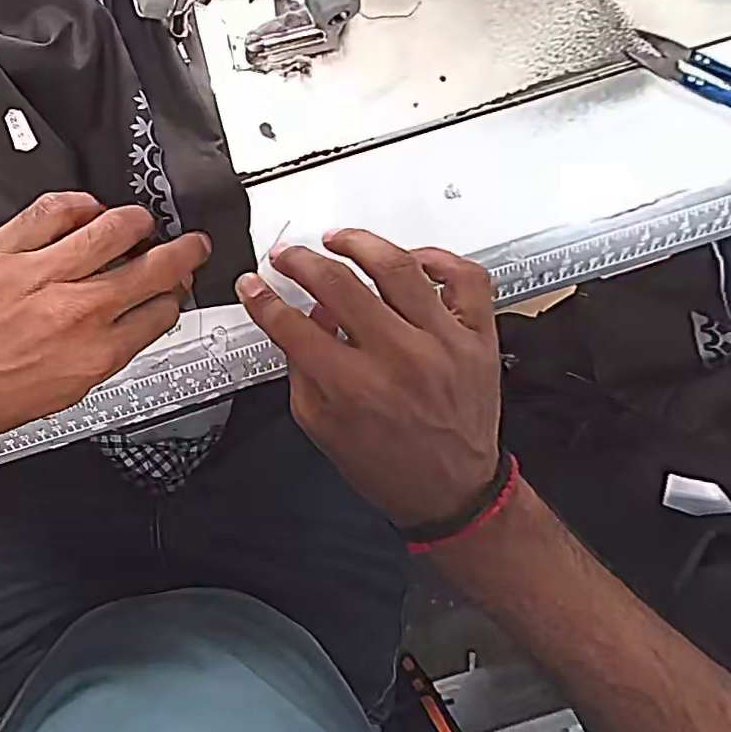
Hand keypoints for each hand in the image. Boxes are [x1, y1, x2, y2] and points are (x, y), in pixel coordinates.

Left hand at [0, 192, 210, 484]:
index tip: (173, 289)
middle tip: (189, 245)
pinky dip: (80, 204)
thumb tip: (131, 323)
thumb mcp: (67, 392)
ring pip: (113, 229)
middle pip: (153, 268)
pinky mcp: (4, 252)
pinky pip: (55, 210)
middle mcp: (77, 312)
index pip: (161, 312)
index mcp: (97, 354)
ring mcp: (40, 276)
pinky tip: (87, 209)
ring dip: (139, 222)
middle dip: (183, 253)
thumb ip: (107, 353)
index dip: (174, 296)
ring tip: (141, 222)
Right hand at [235, 230, 501, 526]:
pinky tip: (410, 257)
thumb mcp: (320, 425)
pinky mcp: (476, 338)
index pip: (291, 324)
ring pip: (397, 267)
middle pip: (337, 284)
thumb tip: (296, 321)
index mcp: (351, 387)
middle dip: (299, 261)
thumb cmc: (388, 465)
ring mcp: (441, 344)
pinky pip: (464, 278)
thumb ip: (302, 368)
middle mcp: (397, 359)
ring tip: (338, 240)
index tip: (253, 285)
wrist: (452, 491)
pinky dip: (436, 257)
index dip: (262, 298)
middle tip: (287, 256)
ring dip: (358, 243)